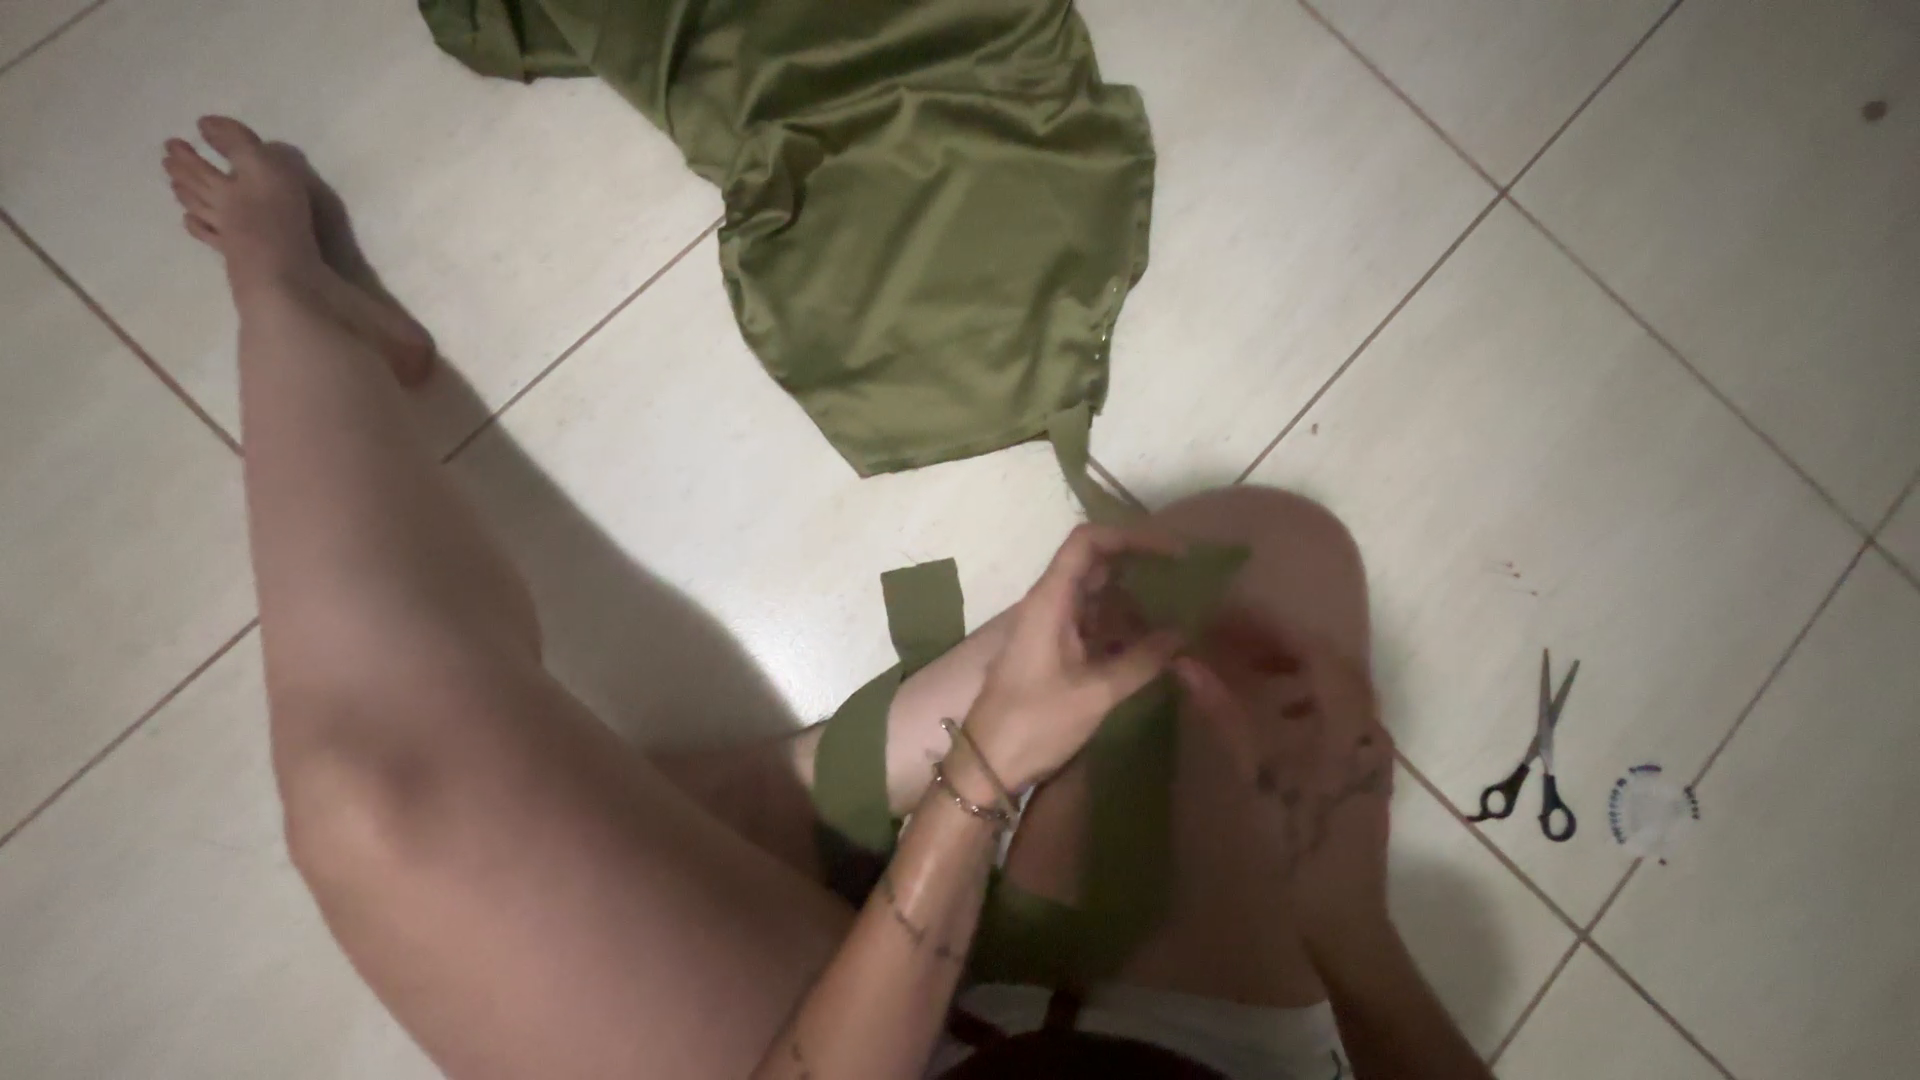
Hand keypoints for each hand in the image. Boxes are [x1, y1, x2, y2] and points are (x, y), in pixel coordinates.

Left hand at [961, 524, 1186, 791]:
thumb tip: (1184, 635)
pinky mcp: (1055, 651)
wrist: (989, 762)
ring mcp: (1051, 626)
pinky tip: (1157, 644)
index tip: (1173, 552)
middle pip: (1096, 564)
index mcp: (1050, 600)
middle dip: (1140, 566)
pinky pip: (1094, 625)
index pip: (1087, 541)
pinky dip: (1123, 628)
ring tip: (1182, 612)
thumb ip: (1143, 660)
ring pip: (1098, 596)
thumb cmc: (1036, 723)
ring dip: (1136, 601)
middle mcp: (1049, 604)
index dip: (1131, 536)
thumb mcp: (1096, 693)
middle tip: (1186, 579)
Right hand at [1174, 621, 1394, 949]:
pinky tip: (1274, 720)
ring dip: (1293, 672)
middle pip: (1332, 666)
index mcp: (1346, 728)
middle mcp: (1367, 733)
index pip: (1317, 652)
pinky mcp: (1364, 777)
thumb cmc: (1293, 852)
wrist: (1341, 924)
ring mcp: (1370, 757)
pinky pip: (1339, 718)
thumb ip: (1220, 716)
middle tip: (1230, 642)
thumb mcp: (1249, 781)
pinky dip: (1305, 702)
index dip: (1272, 629)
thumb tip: (1185, 661)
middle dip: (1280, 645)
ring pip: (1337, 692)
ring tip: (1247, 674)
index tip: (1226, 621)